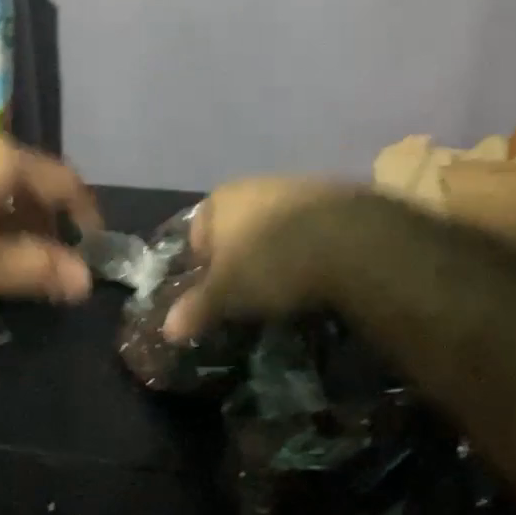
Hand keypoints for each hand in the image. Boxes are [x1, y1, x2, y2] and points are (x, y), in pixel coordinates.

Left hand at [0, 132, 103, 308]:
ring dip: (6, 212)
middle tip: (45, 256)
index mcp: (2, 159)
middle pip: (25, 175)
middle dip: (41, 216)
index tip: (92, 243)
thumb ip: (35, 269)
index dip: (84, 213)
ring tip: (0, 251)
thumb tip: (85, 278)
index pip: (63, 180)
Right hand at [162, 176, 371, 341]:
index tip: (218, 296)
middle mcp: (252, 185)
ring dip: (278, 252)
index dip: (203, 268)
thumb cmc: (270, 261)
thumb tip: (166, 330)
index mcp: (218, 200)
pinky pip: (310, 229)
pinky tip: (319, 273)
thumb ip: (196, 308)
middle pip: (236, 227)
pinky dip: (310, 249)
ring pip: (275, 226)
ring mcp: (294, 188)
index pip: (197, 235)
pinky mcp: (333, 198)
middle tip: (252, 294)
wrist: (349, 238)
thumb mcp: (227, 293)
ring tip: (289, 287)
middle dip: (241, 258)